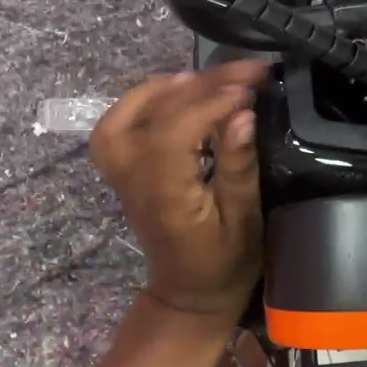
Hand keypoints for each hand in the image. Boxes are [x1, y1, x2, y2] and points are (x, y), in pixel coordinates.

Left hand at [91, 61, 268, 320]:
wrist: (189, 295)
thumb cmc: (226, 263)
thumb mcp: (244, 220)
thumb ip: (239, 167)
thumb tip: (242, 115)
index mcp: (166, 194)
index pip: (175, 131)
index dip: (210, 102)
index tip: (249, 89)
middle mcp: (136, 179)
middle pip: (154, 115)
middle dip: (200, 85)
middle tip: (244, 72)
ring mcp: (123, 174)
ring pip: (123, 116)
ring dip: (163, 88)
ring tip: (205, 77)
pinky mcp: (125, 171)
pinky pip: (118, 126)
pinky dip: (143, 101)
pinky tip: (178, 93)